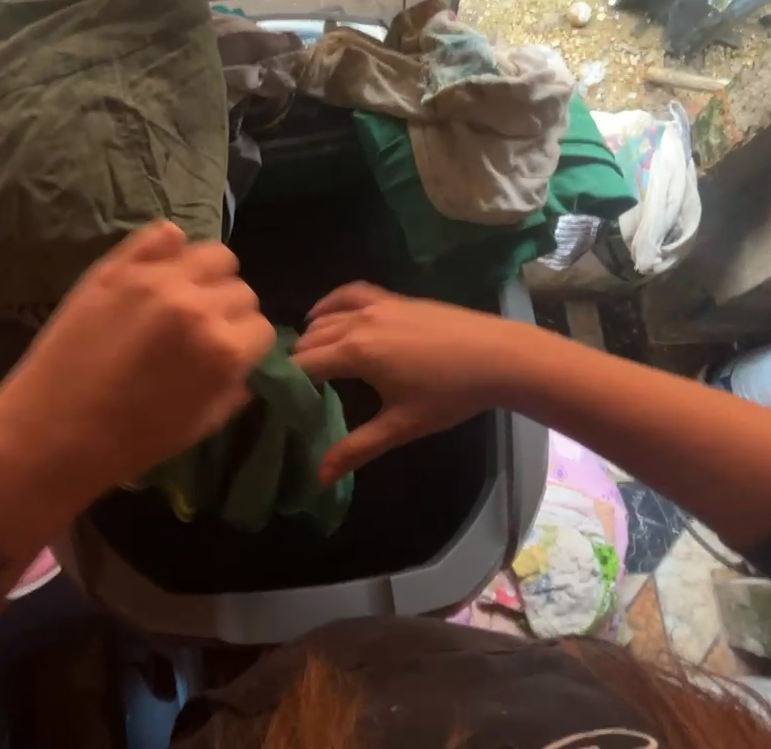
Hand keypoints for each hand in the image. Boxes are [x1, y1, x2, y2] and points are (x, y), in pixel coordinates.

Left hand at [0, 221, 273, 504]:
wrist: (48, 435)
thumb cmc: (129, 443)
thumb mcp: (200, 427)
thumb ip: (235, 388)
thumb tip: (247, 364)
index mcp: (222, 350)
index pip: (262, 328)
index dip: (248, 346)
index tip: (228, 357)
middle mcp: (197, 306)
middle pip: (241, 290)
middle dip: (230, 313)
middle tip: (202, 332)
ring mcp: (155, 280)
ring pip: (214, 255)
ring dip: (209, 277)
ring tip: (184, 299)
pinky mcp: (118, 267)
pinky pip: (164, 233)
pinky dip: (170, 248)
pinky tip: (159, 273)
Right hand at [293, 283, 555, 484]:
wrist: (498, 356)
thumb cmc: (450, 395)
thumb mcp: (401, 426)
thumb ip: (356, 448)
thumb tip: (319, 477)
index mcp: (354, 353)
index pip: (302, 365)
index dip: (283, 382)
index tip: (271, 400)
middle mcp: (357, 322)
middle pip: (309, 339)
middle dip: (294, 363)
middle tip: (289, 390)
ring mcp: (375, 305)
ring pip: (326, 316)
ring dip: (309, 336)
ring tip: (304, 360)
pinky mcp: (393, 297)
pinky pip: (349, 294)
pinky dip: (329, 303)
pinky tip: (323, 313)